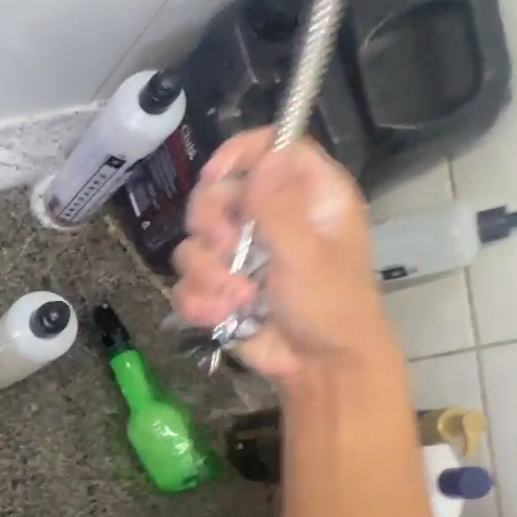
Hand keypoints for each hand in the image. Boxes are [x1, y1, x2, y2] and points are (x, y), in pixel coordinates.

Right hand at [170, 128, 400, 384]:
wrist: (315, 367)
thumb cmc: (331, 306)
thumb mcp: (307, 254)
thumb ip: (279, 208)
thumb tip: (266, 157)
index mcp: (306, 198)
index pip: (271, 149)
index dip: (240, 154)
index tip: (215, 176)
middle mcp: (268, 219)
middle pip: (216, 195)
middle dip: (210, 226)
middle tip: (225, 248)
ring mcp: (238, 255)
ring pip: (193, 245)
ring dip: (206, 276)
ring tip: (234, 301)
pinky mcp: (217, 289)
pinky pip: (185, 284)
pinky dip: (198, 302)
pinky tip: (220, 317)